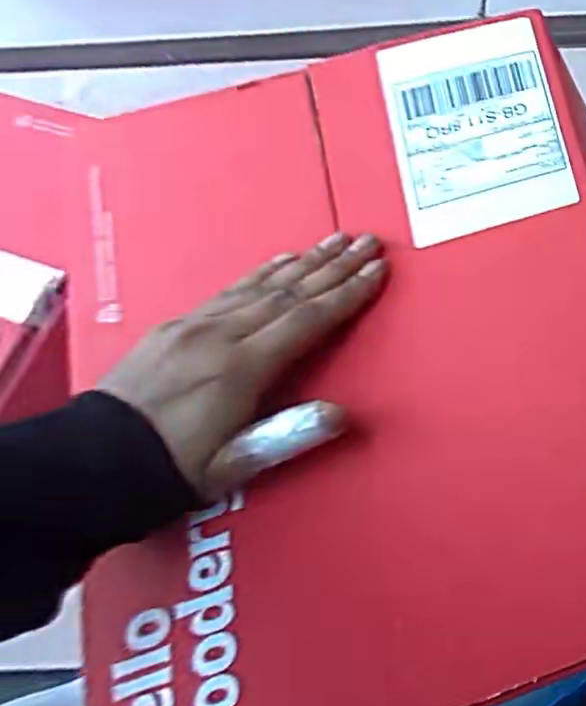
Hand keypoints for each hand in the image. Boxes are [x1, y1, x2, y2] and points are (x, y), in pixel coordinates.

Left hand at [97, 232, 388, 501]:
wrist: (87, 466)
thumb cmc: (175, 465)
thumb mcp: (236, 463)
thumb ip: (290, 436)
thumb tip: (340, 414)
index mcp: (239, 367)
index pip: (308, 318)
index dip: (349, 293)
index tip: (379, 271)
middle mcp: (216, 337)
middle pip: (290, 292)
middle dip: (336, 265)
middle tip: (369, 242)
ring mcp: (191, 329)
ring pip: (262, 286)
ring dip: (306, 260)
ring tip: (337, 240)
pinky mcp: (173, 329)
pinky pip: (229, 291)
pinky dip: (262, 272)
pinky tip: (282, 260)